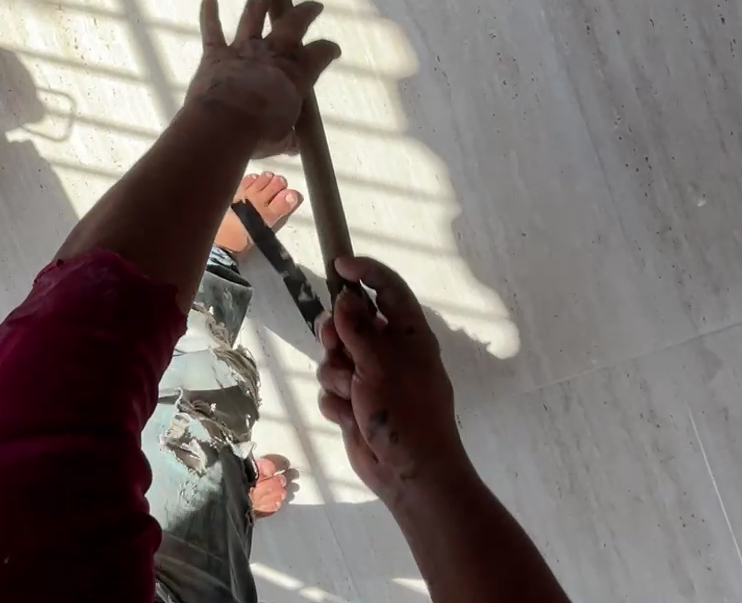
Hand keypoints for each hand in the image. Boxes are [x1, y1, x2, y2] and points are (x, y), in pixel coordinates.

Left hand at [188, 0, 340, 156]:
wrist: (223, 126)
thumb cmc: (258, 136)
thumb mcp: (281, 141)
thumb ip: (287, 137)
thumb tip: (290, 143)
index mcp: (296, 75)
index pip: (320, 55)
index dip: (328, 50)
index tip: (333, 49)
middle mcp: (272, 55)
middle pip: (293, 24)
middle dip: (306, 12)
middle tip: (314, 5)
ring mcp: (243, 50)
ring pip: (254, 13)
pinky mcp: (215, 55)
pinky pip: (212, 31)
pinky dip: (208, 14)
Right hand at [317, 256, 469, 506]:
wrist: (409, 476)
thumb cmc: (405, 413)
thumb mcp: (380, 363)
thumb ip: (358, 328)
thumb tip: (344, 298)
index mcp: (408, 334)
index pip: (387, 289)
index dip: (365, 271)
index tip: (338, 265)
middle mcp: (389, 351)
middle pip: (351, 321)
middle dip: (336, 333)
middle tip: (332, 341)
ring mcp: (371, 377)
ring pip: (335, 355)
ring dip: (336, 373)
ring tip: (350, 393)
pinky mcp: (356, 402)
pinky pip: (332, 386)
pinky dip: (336, 400)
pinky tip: (350, 416)